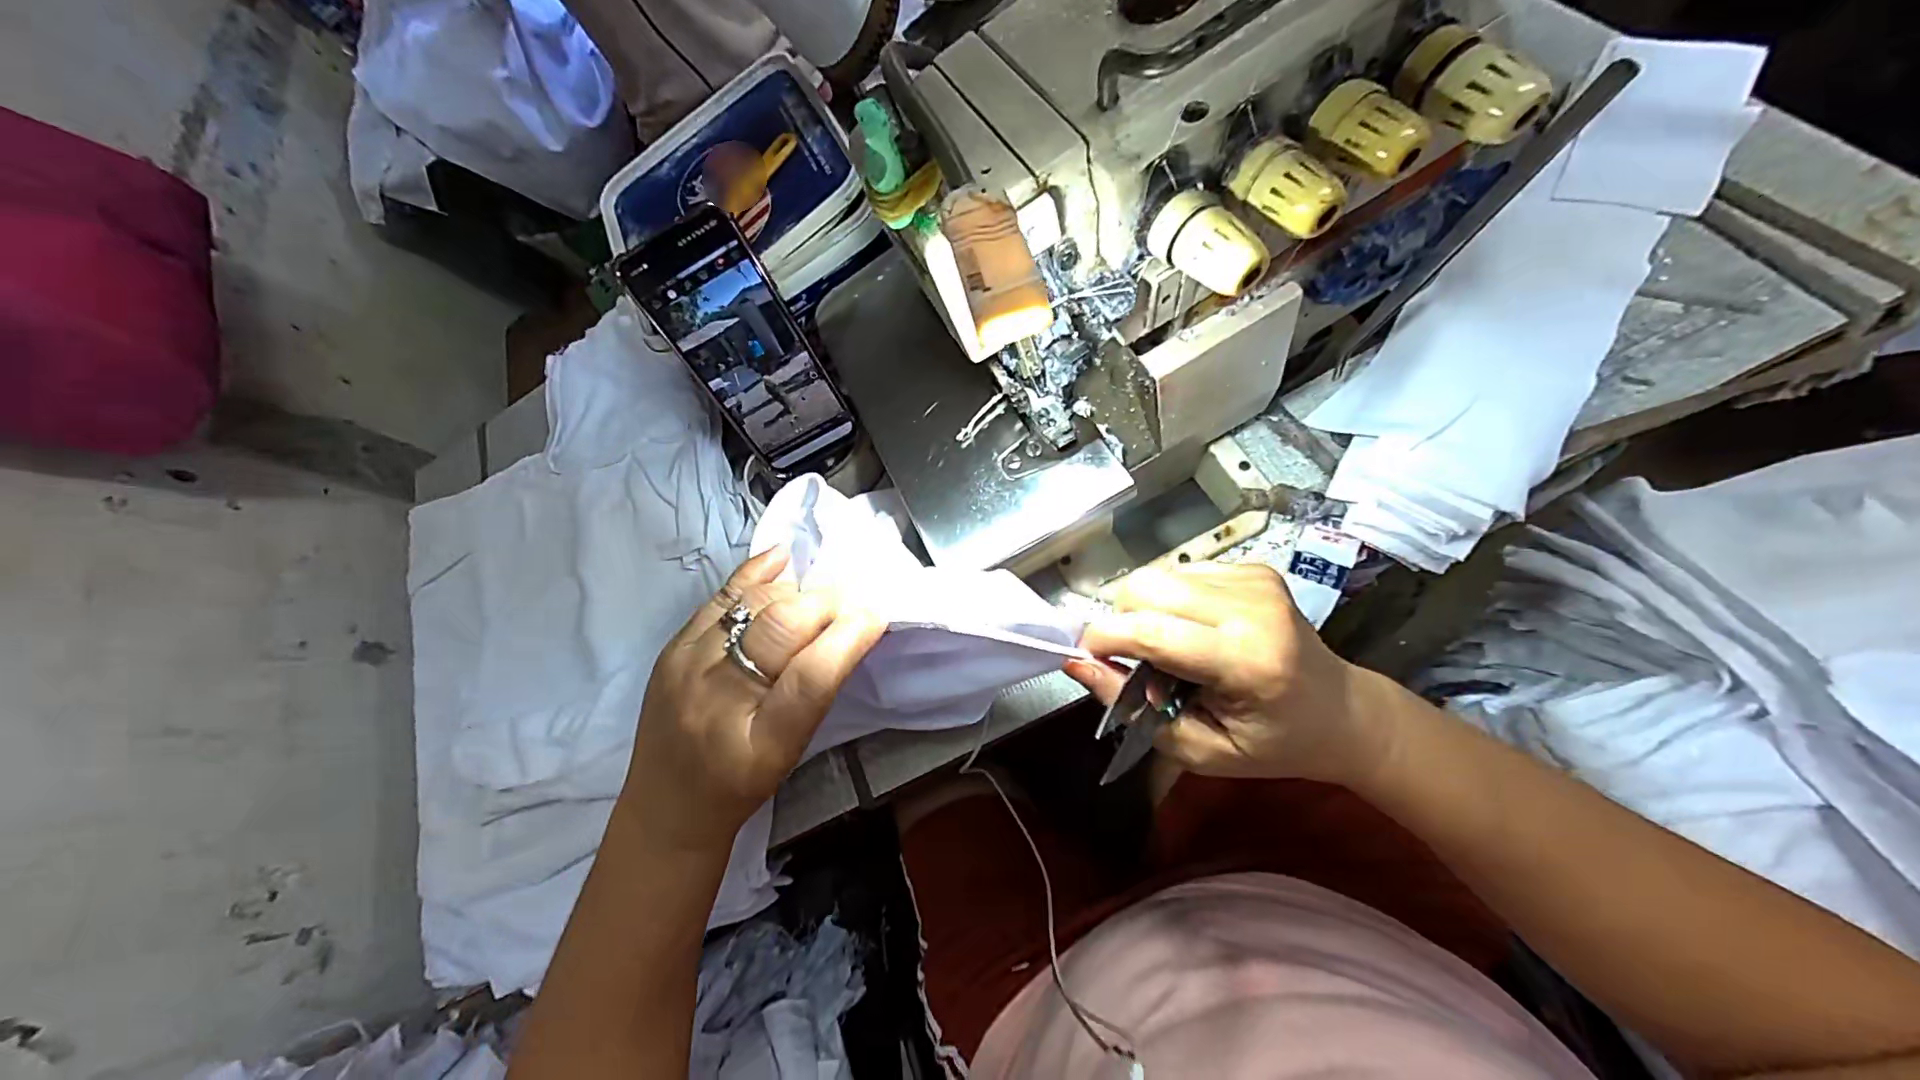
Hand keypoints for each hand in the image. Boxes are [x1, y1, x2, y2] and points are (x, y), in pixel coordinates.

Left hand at [622, 546, 885, 850]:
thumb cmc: (744, 783)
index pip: (813, 676)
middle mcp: (720, 699)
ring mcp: (688, 668)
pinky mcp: (670, 649)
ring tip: (818, 594)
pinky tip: (781, 559)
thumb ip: (817, 689)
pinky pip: (719, 597)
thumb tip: (846, 625)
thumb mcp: (792, 750)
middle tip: (850, 600)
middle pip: (781, 629)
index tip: (874, 615)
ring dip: (795, 592)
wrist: (669, 805)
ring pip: (753, 606)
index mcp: (762, 742)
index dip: (848, 637)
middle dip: (825, 604)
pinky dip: (755, 575)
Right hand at [1063, 562, 1397, 786]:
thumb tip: (1079, 664)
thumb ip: (1134, 708)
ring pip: (1157, 575)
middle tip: (1136, 658)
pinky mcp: (1253, 567)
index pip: (1152, 631)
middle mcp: (1252, 607)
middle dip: (1121, 619)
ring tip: (1172, 646)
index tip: (1086, 657)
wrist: (1341, 709)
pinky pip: (1180, 572)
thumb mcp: (1200, 749)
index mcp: (1247, 660)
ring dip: (1146, 609)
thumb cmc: (1272, 743)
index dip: (1104, 639)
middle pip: (1146, 587)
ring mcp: (1255, 579)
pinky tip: (1195, 628)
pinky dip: (1171, 601)